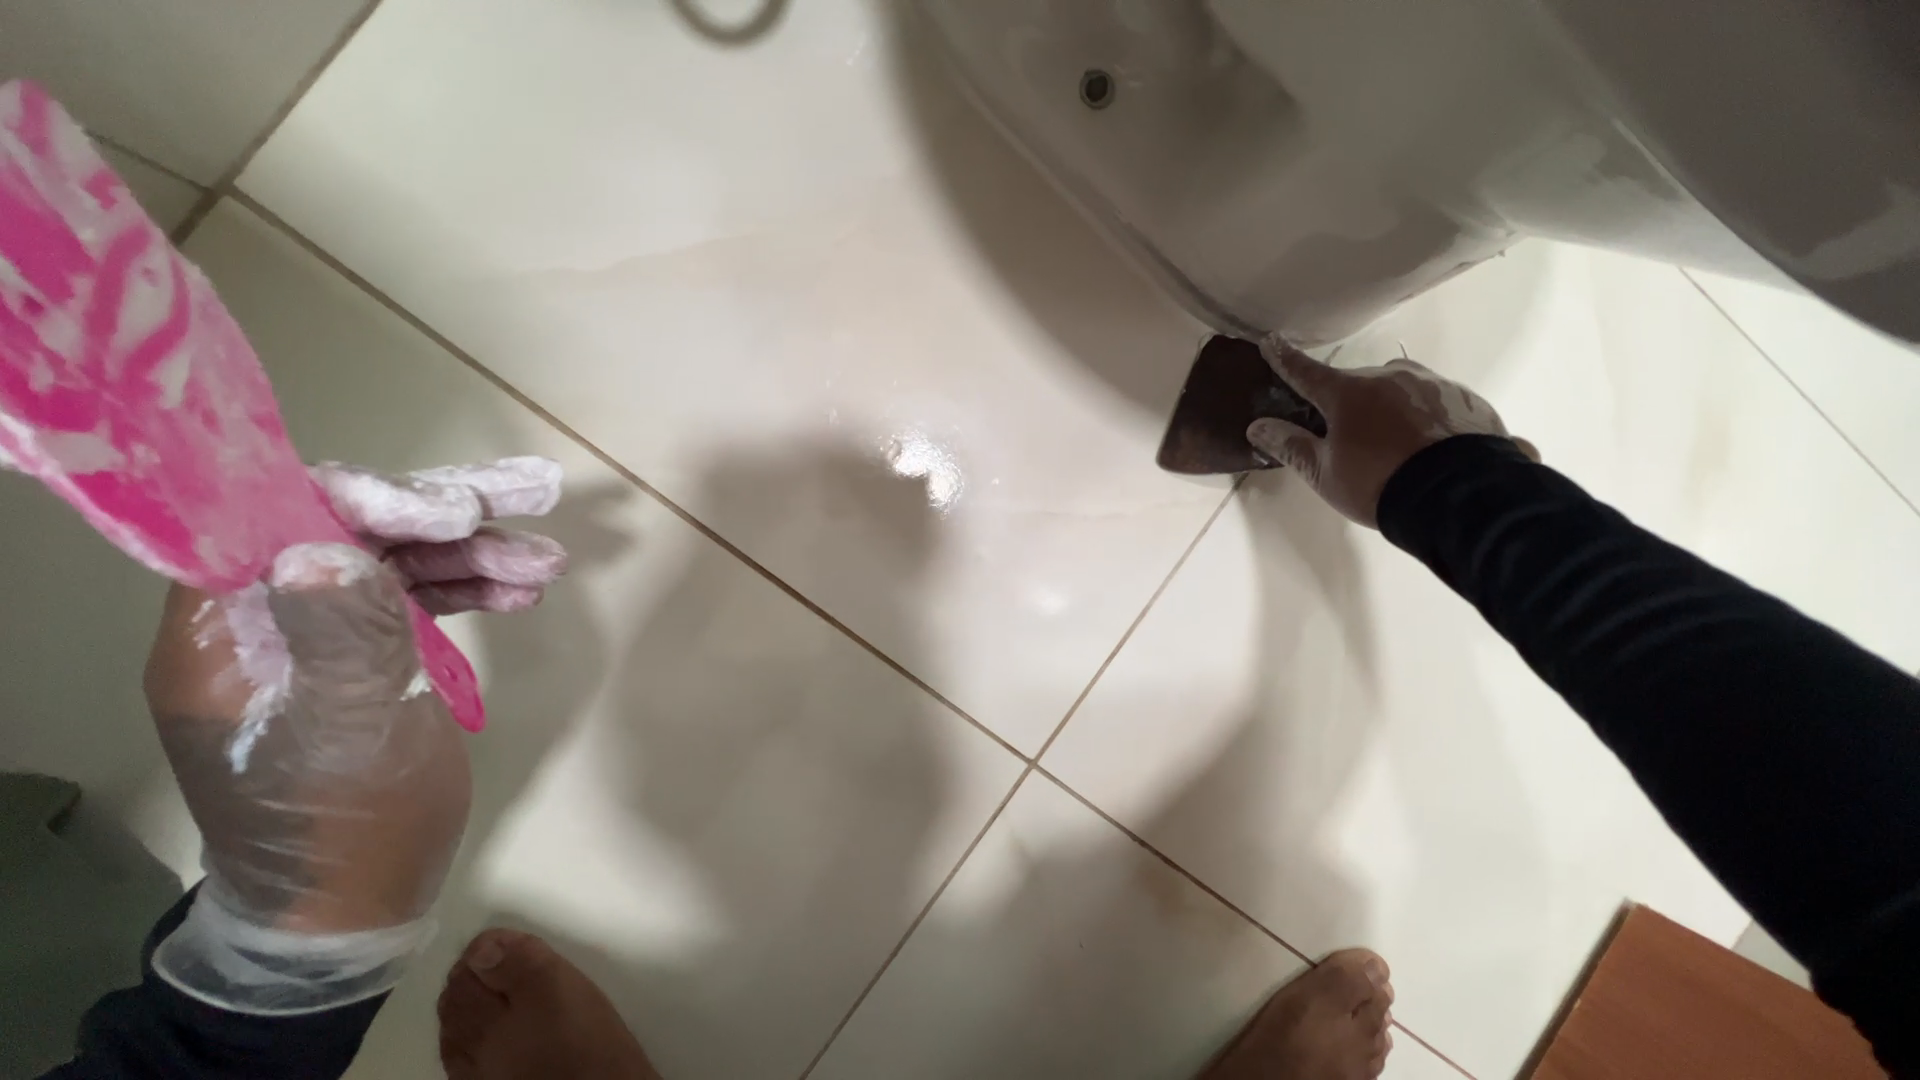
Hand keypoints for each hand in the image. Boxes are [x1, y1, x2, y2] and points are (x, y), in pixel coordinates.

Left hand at [139, 456, 566, 1011]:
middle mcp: (266, 617)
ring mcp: (320, 635)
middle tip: (534, 493)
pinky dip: (473, 588)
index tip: (457, 511)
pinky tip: (526, 589)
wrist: (354, 907)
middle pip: (356, 533)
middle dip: (446, 514)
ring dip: (476, 552)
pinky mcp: (365, 655)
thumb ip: (342, 635)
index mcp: (226, 630)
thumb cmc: (345, 826)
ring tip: (551, 558)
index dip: (369, 502)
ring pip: (398, 562)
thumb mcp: (348, 732)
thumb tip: (330, 543)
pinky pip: (417, 598)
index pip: (279, 523)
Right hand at [1247, 343, 1536, 526]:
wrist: (1460, 497)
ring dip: (1389, 405)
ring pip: (1399, 388)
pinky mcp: (1467, 400)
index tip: (1271, 340)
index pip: (1306, 372)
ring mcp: (1433, 384)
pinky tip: (1428, 444)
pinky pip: (1435, 401)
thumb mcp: (1324, 472)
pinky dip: (1424, 416)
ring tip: (1393, 441)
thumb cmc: (1378, 483)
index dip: (1285, 358)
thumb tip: (1257, 426)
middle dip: (1347, 401)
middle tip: (1347, 434)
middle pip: (1357, 383)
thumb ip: (1291, 446)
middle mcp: (1390, 377)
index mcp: (1348, 393)